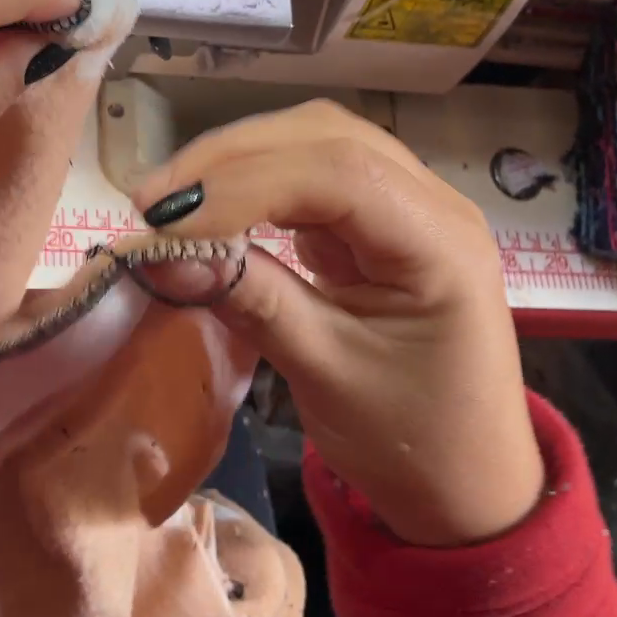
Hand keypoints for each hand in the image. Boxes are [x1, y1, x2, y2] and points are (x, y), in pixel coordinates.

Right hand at [131, 101, 542, 546]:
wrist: (464, 478)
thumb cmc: (408, 439)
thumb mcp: (324, 372)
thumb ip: (250, 299)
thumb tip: (163, 251)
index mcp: (439, 242)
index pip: (335, 173)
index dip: (242, 187)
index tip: (165, 225)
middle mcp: (430, 202)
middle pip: (322, 137)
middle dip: (229, 159)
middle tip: (152, 202)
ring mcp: (403, 204)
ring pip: (312, 142)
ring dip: (235, 161)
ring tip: (170, 199)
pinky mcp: (372, 220)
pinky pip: (307, 174)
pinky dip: (251, 182)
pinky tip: (211, 205)